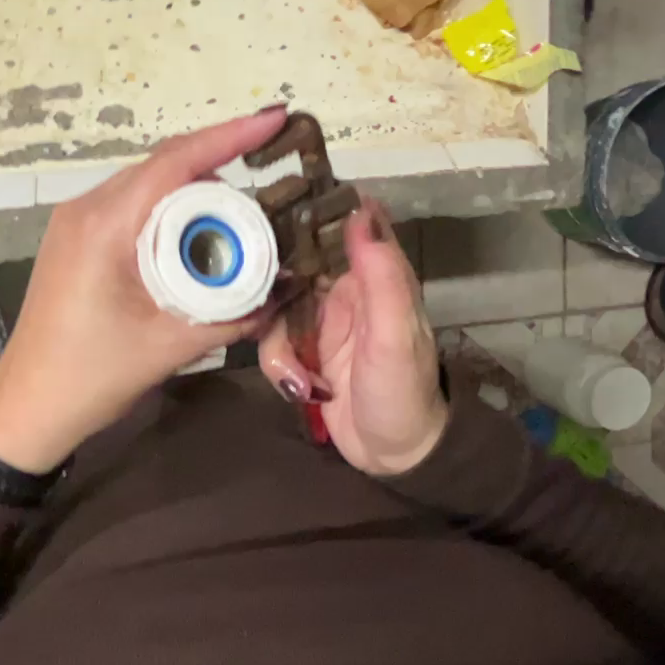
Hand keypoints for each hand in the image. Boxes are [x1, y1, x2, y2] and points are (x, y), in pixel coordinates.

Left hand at [0, 108, 287, 472]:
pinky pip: (132, 209)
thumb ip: (229, 318)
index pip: (173, 162)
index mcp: (104, 226)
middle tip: (264, 200)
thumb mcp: (168, 347)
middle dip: (218, 171)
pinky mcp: (76, 241)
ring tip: (237, 224)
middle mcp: (86, 210)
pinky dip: (170, 215)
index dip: (229, 136)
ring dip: (193, 196)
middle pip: (162, 168)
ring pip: (147, 187)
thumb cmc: (91, 377)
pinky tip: (195, 240)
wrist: (29, 410)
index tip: (274, 121)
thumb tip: (279, 297)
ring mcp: (76, 223)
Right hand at [258, 199, 447, 475]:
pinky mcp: (303, 349)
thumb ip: (381, 276)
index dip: (302, 214)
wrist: (396, 453)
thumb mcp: (396, 334)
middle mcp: (343, 288)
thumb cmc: (404, 390)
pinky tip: (301, 387)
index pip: (336, 225)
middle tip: (260, 314)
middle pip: (289, 264)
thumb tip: (360, 211)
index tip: (267, 214)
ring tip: (299, 378)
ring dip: (277, 346)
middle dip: (269, 292)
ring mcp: (319, 319)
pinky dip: (277, 365)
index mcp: (373, 275)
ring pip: (273, 306)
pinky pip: (272, 340)